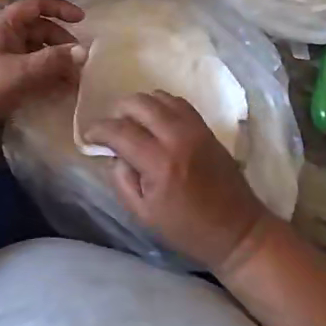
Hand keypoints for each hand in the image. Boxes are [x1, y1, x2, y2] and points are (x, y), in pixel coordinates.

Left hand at [0, 0, 85, 134]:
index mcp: (5, 26)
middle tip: (80, 60)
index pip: (36, 7)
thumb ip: (53, 61)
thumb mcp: (21, 72)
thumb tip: (84, 52)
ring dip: (56, 62)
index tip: (81, 19)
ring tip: (74, 79)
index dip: (60, 9)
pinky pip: (29, 69)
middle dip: (62, 43)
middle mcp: (4, 37)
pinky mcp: (1, 77)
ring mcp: (2, 57)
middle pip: (40, 31)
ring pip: (36, 52)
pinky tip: (59, 89)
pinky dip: (45, 75)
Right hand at [85, 91, 274, 273]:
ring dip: (140, 105)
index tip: (89, 136)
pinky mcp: (206, 127)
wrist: (237, 228)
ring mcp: (195, 128)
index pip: (120, 131)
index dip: (99, 129)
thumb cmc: (187, 229)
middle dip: (118, 112)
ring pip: (158, 96)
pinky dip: (161, 105)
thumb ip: (122, 180)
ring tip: (133, 123)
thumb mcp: (143, 214)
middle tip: (112, 129)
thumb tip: (113, 154)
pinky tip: (155, 121)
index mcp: (159, 163)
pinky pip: (178, 102)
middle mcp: (177, 137)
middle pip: (139, 103)